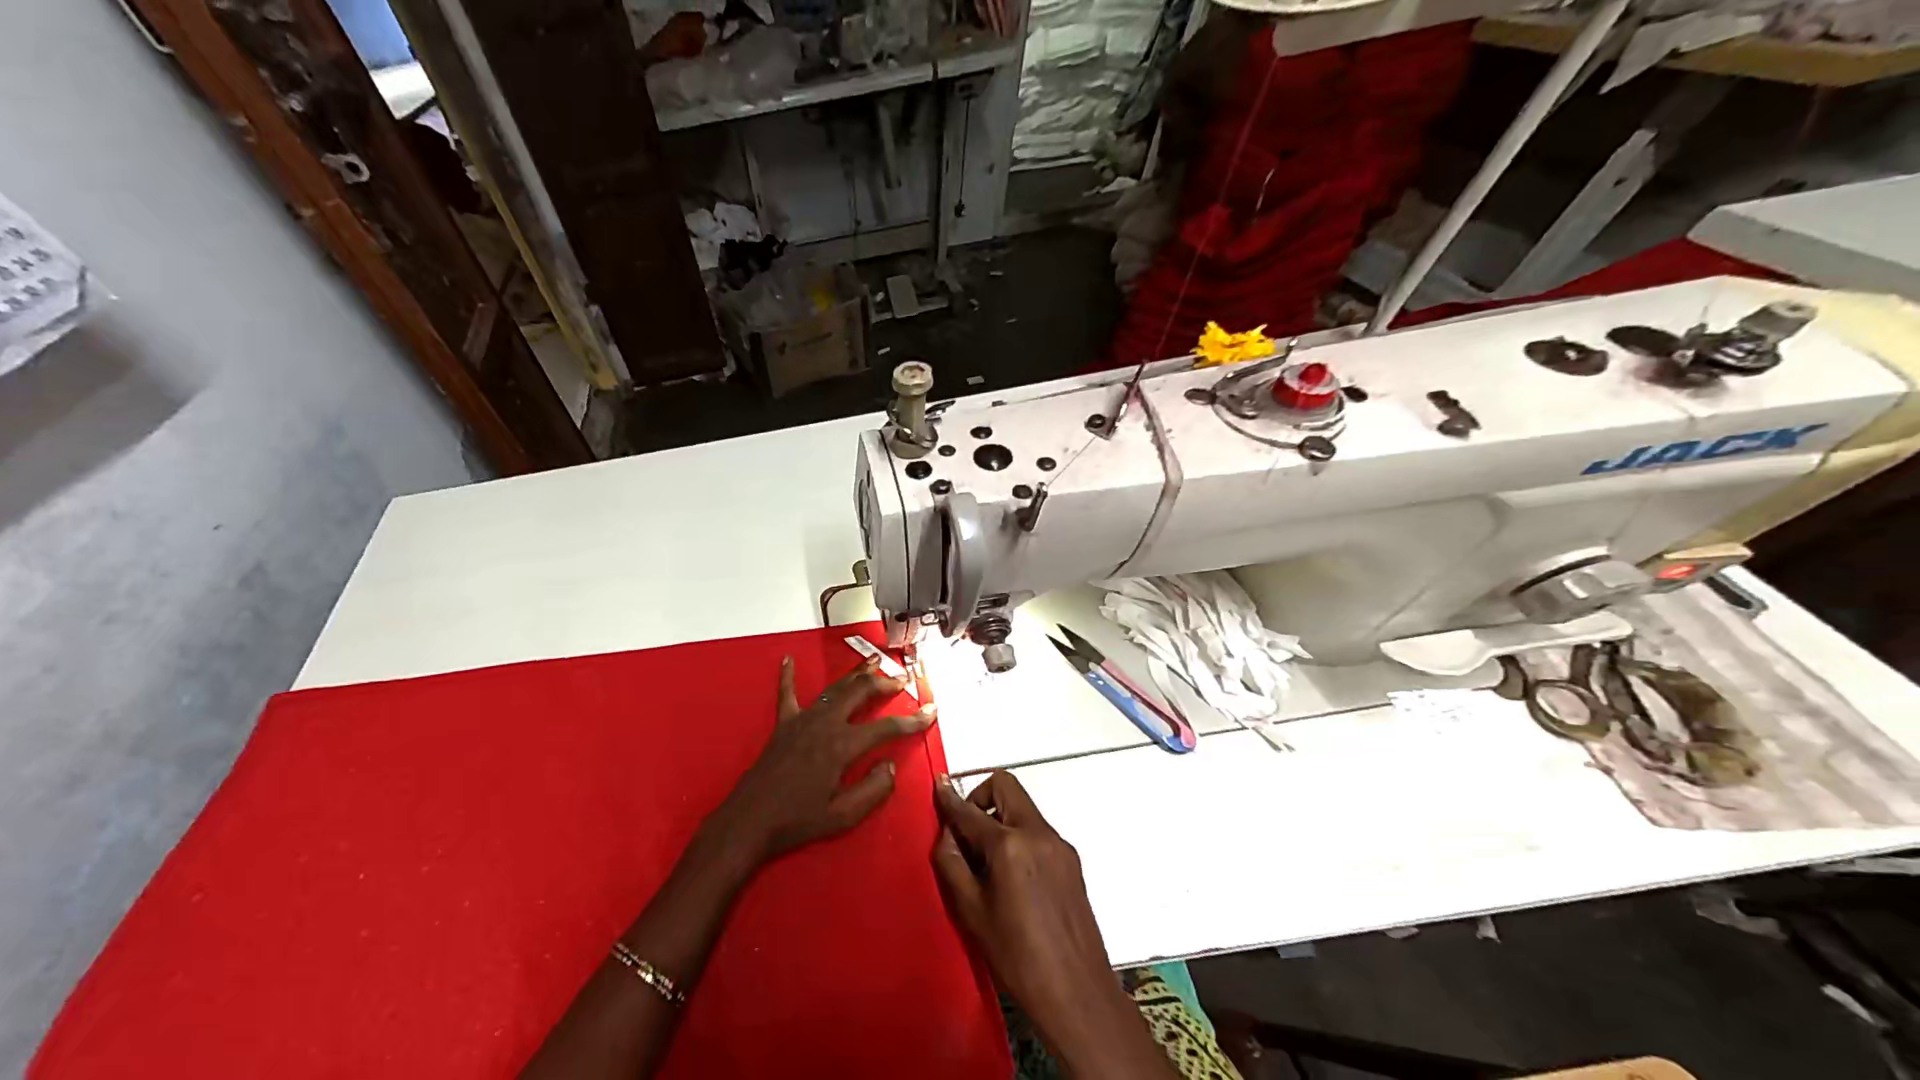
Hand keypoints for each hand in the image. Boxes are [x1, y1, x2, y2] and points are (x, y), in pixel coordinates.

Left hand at [713, 655, 933, 863]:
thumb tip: (890, 766)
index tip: (931, 712)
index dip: (912, 720)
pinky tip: (787, 660)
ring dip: (856, 673)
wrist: (750, 821)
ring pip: (835, 688)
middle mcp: (825, 724)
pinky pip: (787, 694)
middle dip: (885, 683)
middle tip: (902, 679)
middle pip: (861, 693)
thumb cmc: (798, 821)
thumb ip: (874, 789)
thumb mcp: (843, 816)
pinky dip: (788, 676)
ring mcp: (802, 720)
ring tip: (873, 660)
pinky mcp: (783, 725)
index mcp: (842, 746)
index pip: (886, 727)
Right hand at [933, 772, 1174, 1077]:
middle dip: (980, 798)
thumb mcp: (971, 912)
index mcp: (1011, 846)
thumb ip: (952, 863)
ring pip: (1023, 808)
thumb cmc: (1020, 959)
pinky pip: (1037, 831)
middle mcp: (1039, 835)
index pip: (970, 810)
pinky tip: (1008, 875)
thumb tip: (946, 834)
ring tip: (985, 862)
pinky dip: (1018, 837)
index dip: (949, 799)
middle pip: (1006, 787)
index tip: (939, 788)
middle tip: (964, 830)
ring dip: (1000, 819)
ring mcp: (1059, 845)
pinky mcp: (1071, 860)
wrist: (1075, 991)